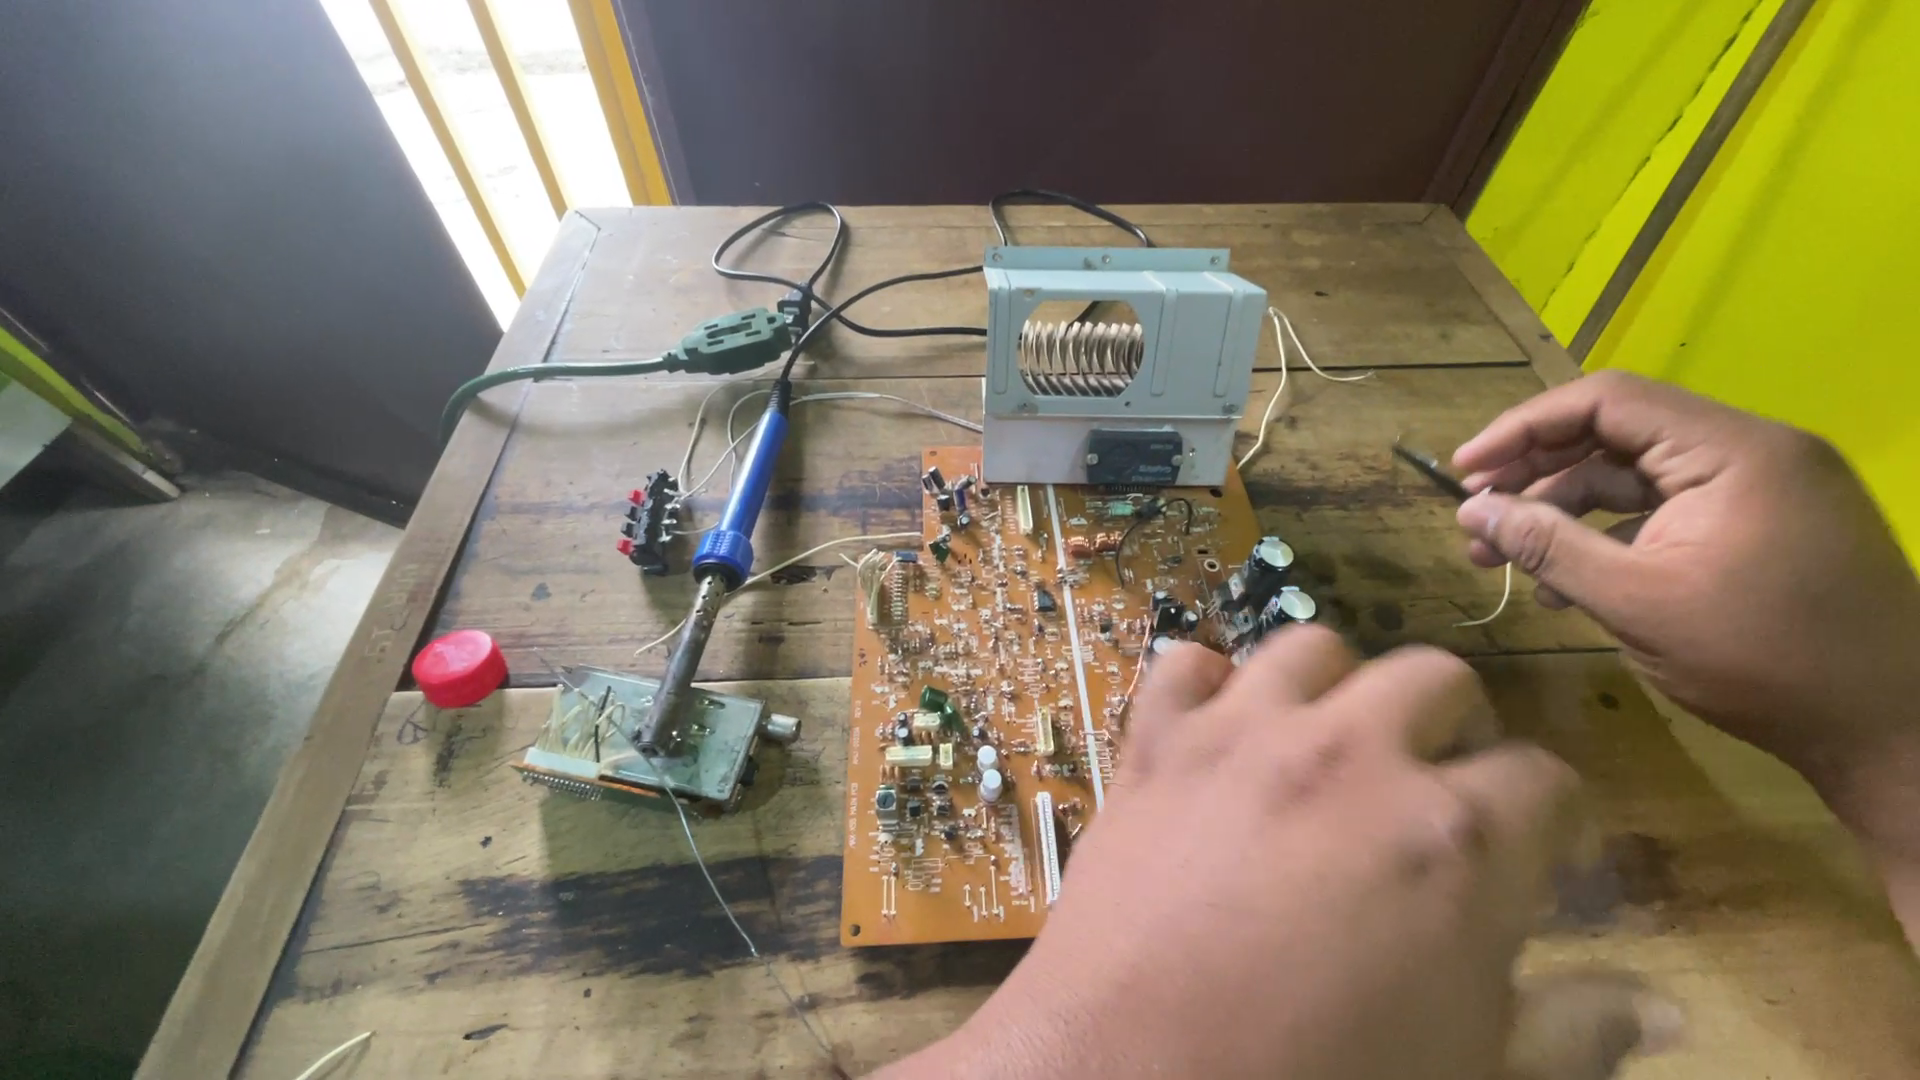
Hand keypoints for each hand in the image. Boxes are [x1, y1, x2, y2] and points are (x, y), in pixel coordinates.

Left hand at [881, 630, 1675, 1078]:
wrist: (1128, 1076)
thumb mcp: (1468, 1078)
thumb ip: (1567, 1033)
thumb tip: (1658, 1007)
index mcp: (1452, 837)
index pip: (1545, 779)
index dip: (1550, 816)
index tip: (1532, 845)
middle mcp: (1349, 754)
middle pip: (1434, 677)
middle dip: (1452, 723)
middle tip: (1430, 779)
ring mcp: (1240, 733)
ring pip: (1312, 648)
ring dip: (1337, 685)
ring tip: (1329, 739)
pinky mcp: (1155, 739)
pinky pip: (1183, 663)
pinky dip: (1207, 681)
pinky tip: (1219, 724)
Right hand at [1452, 371, 1919, 935]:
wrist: (1890, 733)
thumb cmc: (1761, 659)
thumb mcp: (1633, 599)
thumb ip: (1545, 545)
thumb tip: (1471, 510)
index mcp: (1734, 452)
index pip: (1607, 402)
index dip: (1523, 428)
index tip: (1465, 469)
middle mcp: (1748, 454)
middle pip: (1611, 435)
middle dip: (1531, 473)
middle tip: (1472, 514)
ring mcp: (1752, 491)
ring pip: (1625, 477)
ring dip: (1555, 512)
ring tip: (1496, 557)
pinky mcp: (1749, 526)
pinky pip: (1653, 512)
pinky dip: (1598, 538)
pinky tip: (1559, 584)